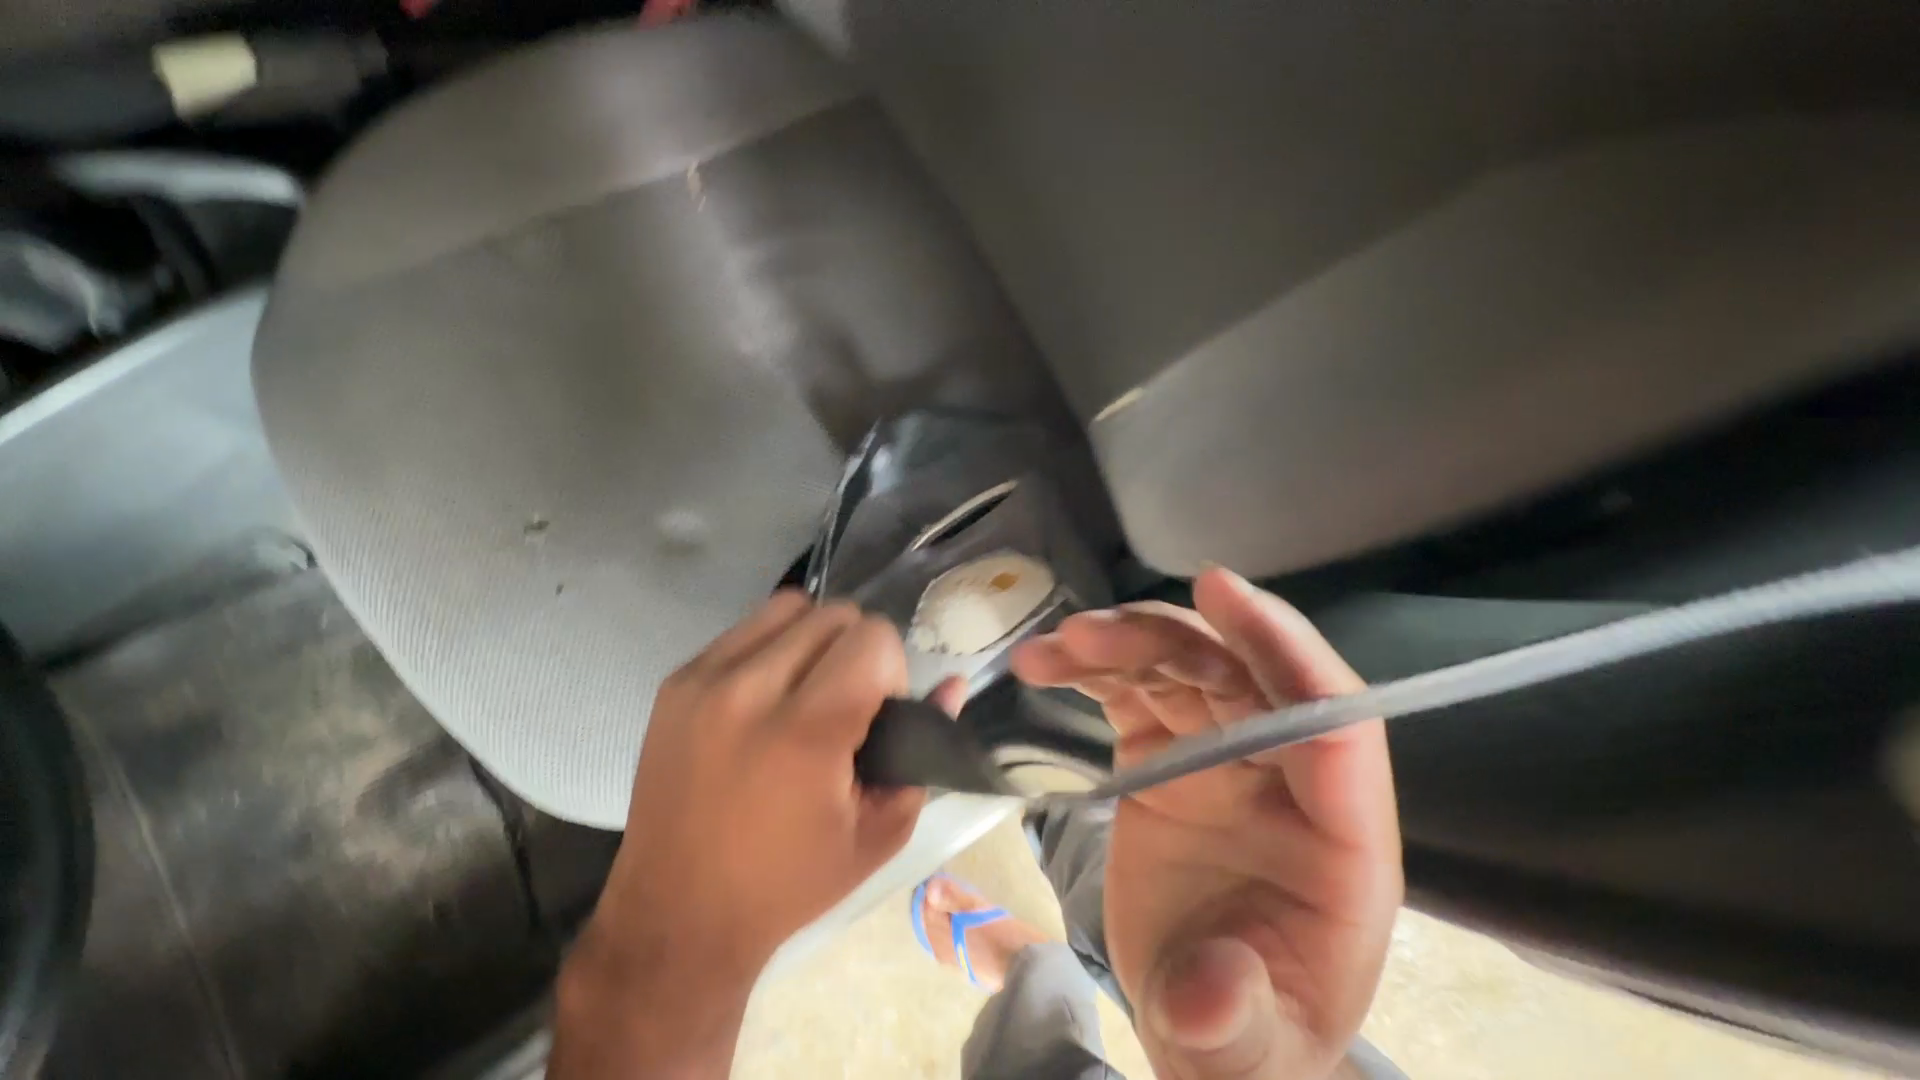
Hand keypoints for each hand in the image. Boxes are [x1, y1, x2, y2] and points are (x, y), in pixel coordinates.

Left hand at [552, 591, 926, 1078]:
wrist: (678, 914)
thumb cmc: (791, 883)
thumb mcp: (879, 831)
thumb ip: (922, 748)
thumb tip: (951, 684)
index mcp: (805, 731)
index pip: (873, 636)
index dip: (891, 671)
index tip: (876, 715)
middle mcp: (749, 690)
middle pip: (834, 613)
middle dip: (856, 651)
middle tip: (847, 707)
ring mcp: (704, 680)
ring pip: (789, 607)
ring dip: (814, 640)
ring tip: (807, 693)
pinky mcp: (675, 681)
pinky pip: (744, 629)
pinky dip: (770, 649)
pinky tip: (767, 700)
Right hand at [1012, 568, 1401, 1079]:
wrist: (1198, 1024)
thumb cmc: (1244, 1039)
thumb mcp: (1245, 1054)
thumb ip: (1236, 1025)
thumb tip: (1211, 992)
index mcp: (1341, 840)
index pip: (1335, 726)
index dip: (1286, 652)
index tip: (1222, 593)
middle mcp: (1287, 780)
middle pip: (1243, 679)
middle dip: (1171, 643)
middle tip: (1088, 634)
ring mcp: (1224, 762)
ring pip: (1183, 672)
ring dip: (1122, 645)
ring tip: (1054, 649)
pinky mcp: (1168, 759)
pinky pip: (1135, 694)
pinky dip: (1093, 672)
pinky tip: (1046, 665)